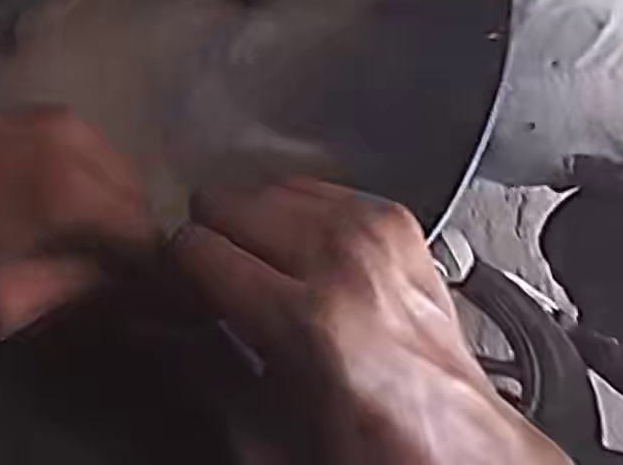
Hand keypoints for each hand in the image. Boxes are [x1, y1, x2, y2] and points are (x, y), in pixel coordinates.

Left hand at [0, 108, 153, 336]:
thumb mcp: (4, 298)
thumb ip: (71, 290)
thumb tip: (111, 277)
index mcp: (74, 193)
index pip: (145, 234)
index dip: (149, 267)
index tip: (138, 289)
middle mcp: (80, 145)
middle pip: (137, 195)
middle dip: (131, 232)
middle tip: (107, 265)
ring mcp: (64, 118)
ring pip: (118, 166)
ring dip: (114, 201)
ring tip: (83, 232)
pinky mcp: (47, 109)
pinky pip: (93, 146)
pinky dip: (94, 173)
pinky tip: (64, 196)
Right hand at [172, 179, 568, 464]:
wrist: (464, 447)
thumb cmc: (370, 449)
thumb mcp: (265, 438)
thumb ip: (199, 365)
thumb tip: (157, 312)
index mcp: (307, 322)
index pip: (195, 246)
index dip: (185, 270)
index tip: (196, 291)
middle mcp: (341, 260)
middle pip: (225, 200)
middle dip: (220, 240)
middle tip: (240, 285)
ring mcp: (371, 229)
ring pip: (260, 186)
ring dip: (258, 225)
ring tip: (279, 271)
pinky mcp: (390, 216)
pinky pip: (304, 185)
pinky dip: (295, 215)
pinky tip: (310, 255)